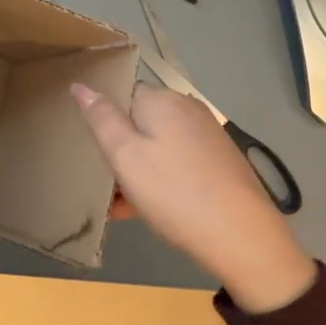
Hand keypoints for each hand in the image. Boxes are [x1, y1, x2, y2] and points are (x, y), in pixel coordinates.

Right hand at [74, 82, 316, 312]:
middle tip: (104, 179)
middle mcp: (187, 109)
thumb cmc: (175, 193)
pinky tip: (148, 210)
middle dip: (120, 147)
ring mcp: (208, 136)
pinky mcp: (220, 163)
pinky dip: (161, 179)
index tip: (91, 146)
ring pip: (158, 145)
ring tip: (120, 203)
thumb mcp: (125, 156)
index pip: (121, 94)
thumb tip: (81, 85)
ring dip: (138, 168)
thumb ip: (101, 118)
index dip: (103, 118)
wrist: (244, 239)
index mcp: (162, 100)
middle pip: (140, 120)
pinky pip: (178, 162)